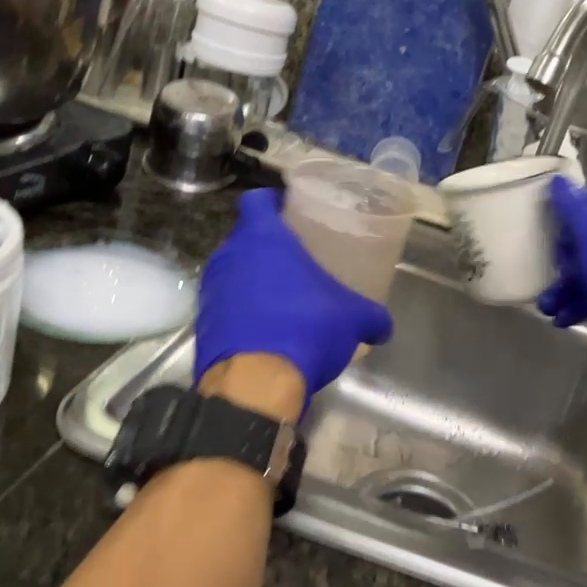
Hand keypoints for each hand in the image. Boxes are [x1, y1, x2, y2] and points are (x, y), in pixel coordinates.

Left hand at [194, 189, 393, 411]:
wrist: (255, 385)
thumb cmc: (306, 328)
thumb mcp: (352, 319)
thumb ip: (371, 316)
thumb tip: (383, 326)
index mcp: (264, 238)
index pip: (256, 201)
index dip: (270, 202)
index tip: (287, 210)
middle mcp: (230, 257)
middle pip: (245, 238)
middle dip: (266, 246)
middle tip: (294, 259)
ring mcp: (212, 291)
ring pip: (233, 273)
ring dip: (252, 281)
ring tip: (281, 297)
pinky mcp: (203, 326)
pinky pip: (225, 307)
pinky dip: (242, 313)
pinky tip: (266, 330)